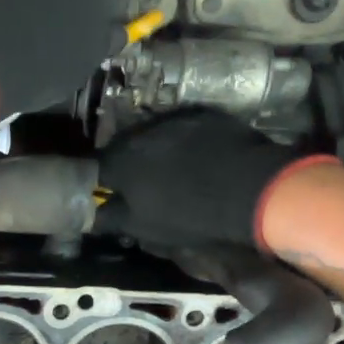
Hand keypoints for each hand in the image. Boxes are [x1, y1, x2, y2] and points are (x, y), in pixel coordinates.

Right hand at [94, 110, 320, 250]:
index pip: (99, 167)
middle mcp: (143, 133)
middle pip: (126, 146)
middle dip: (129, 162)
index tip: (111, 192)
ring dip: (157, 149)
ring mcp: (177, 120)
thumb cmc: (189, 215)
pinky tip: (197, 158)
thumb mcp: (143, 228)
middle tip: (141, 183)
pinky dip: (185, 141)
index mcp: (122, 162)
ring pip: (155, 135)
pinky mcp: (207, 116)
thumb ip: (111, 217)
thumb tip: (93, 213)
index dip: (104, 181)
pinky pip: (185, 128)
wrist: (251, 191)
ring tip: (171, 169)